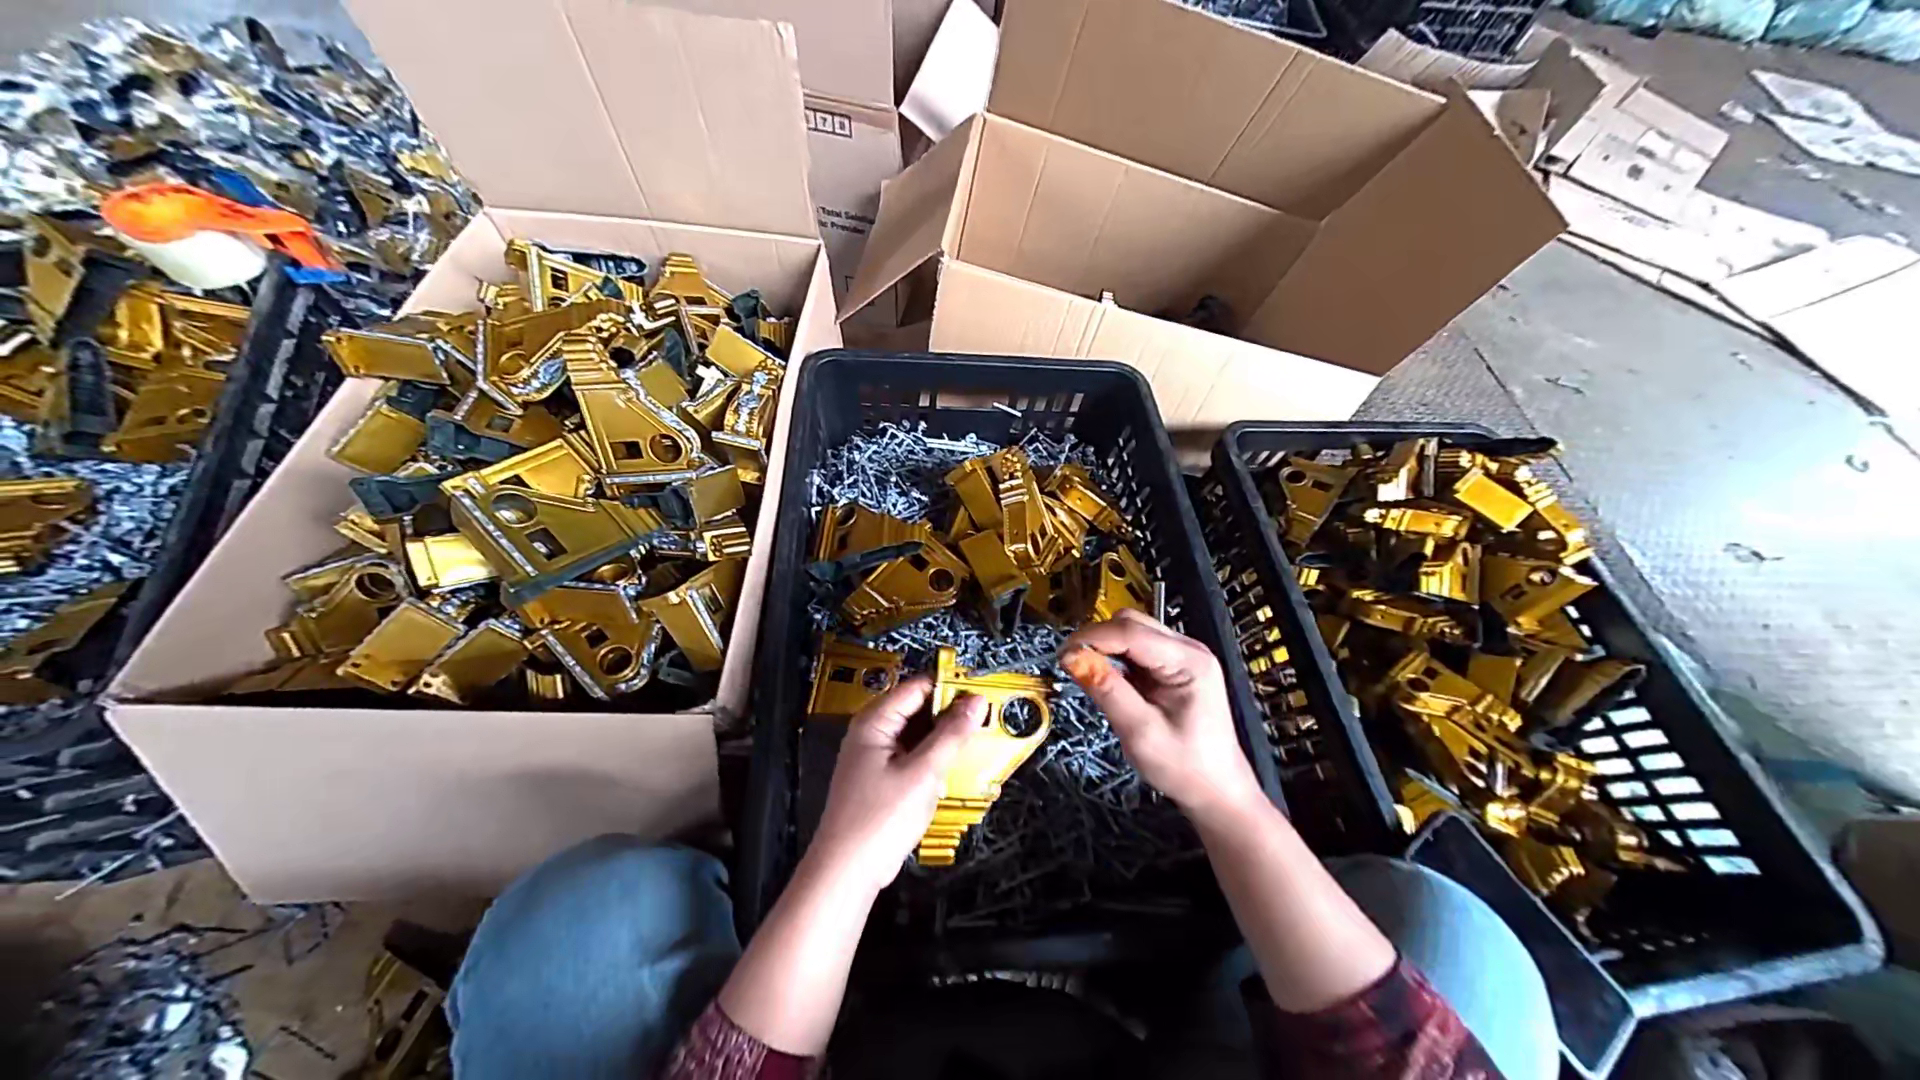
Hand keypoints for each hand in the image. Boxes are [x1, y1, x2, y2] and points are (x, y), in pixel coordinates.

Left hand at [808, 676, 985, 894]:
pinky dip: (932, 757)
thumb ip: (951, 735)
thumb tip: (975, 702)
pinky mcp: (881, 779)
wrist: (846, 872)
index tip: (982, 693)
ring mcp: (874, 756)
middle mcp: (871, 733)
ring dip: (943, 737)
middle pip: (917, 708)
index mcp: (874, 722)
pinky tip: (951, 767)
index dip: (949, 686)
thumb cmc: (879, 820)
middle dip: (949, 713)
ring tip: (974, 742)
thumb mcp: (923, 773)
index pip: (917, 687)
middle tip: (984, 720)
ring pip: (917, 733)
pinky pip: (912, 755)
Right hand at [1061, 609, 1265, 823]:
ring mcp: (1181, 656)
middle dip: (1097, 640)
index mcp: (1189, 662)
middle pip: (1130, 624)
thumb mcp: (1139, 731)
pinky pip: (1135, 648)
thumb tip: (1072, 657)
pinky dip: (1116, 658)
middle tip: (1072, 666)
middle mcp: (1188, 650)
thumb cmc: (1184, 766)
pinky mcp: (1171, 665)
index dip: (1091, 638)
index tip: (1063, 655)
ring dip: (1106, 648)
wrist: (1214, 789)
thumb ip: (1106, 690)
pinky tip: (1109, 679)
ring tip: (1090, 675)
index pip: (1130, 631)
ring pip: (1130, 631)